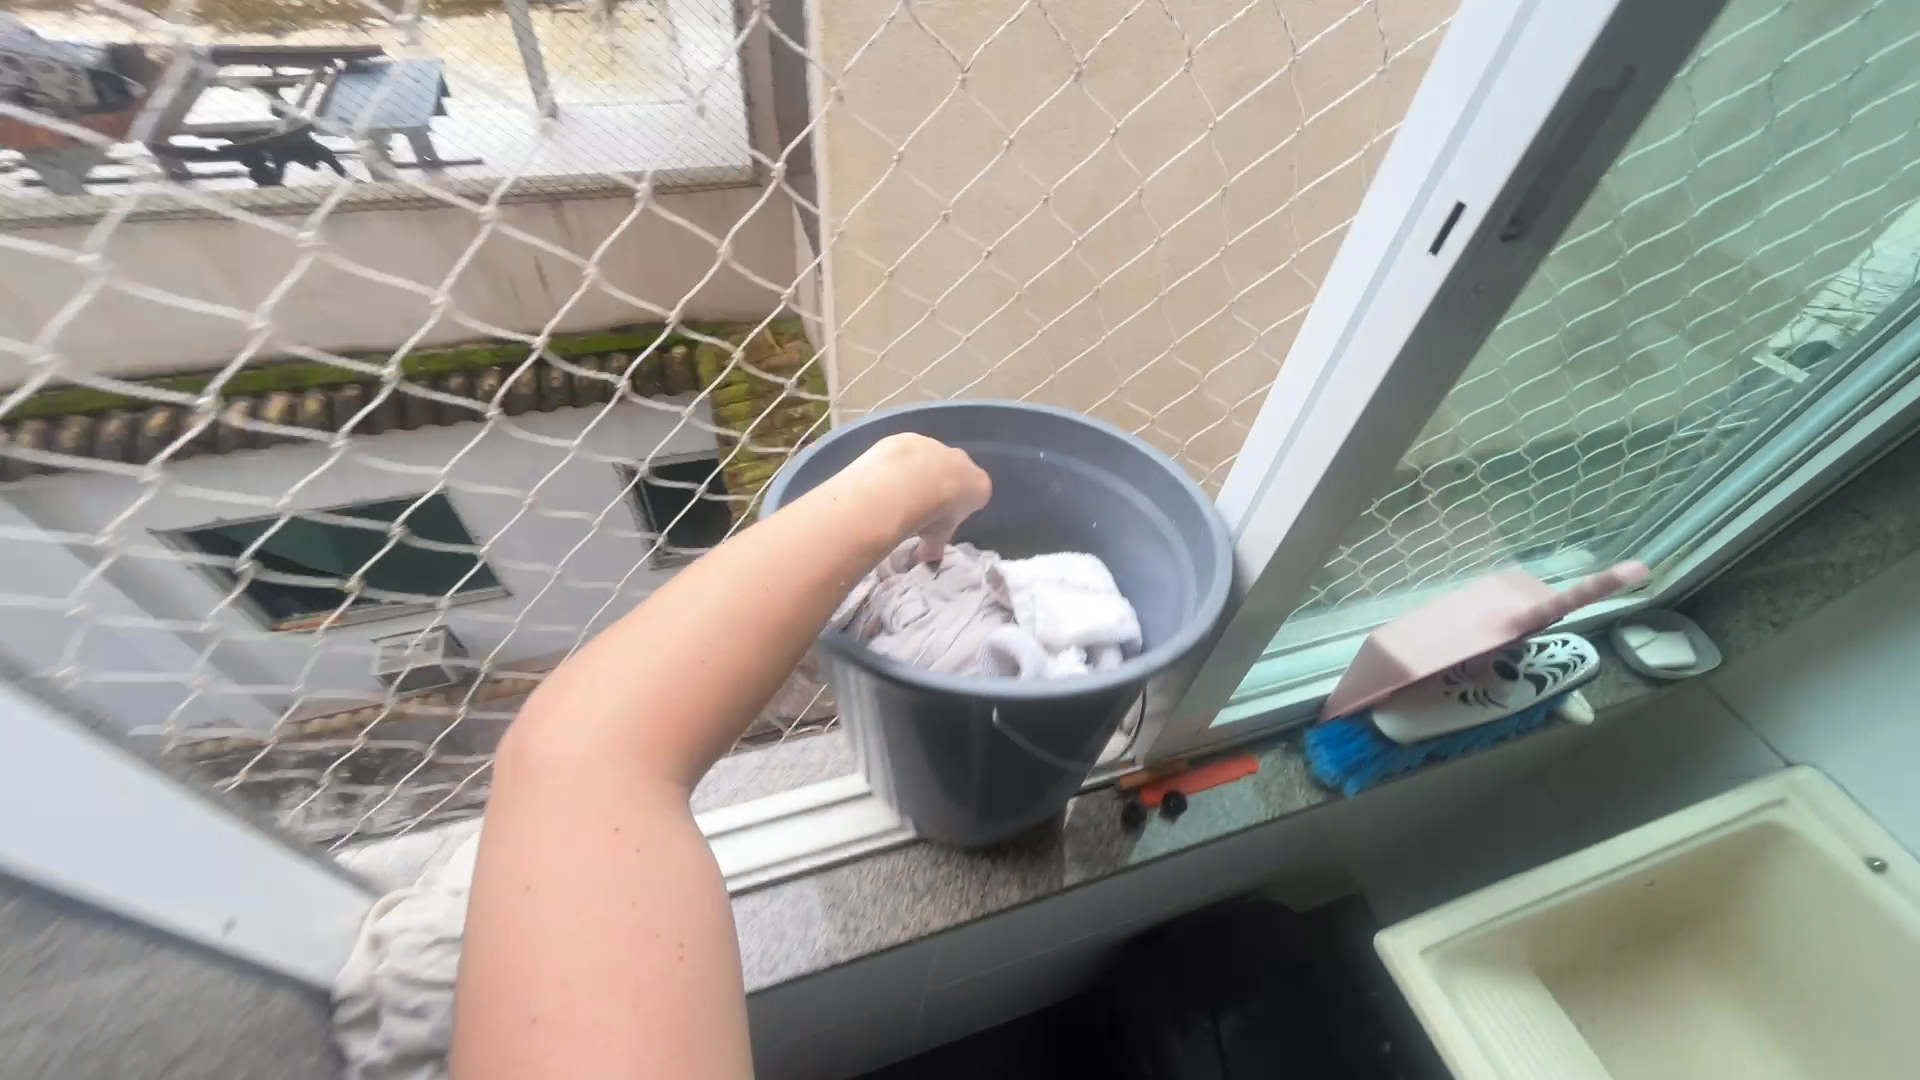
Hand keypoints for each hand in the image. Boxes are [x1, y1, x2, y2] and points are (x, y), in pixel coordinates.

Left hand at [849, 433, 990, 560]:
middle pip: (955, 474)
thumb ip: (934, 547)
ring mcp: (936, 446)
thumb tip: (925, 558)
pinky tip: (885, 478)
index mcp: (979, 486)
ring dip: (918, 474)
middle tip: (921, 507)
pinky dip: (898, 464)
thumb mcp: (936, 538)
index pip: (975, 496)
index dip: (958, 508)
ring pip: (929, 460)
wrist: (905, 482)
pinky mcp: (911, 438)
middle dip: (941, 487)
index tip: (942, 519)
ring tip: (899, 493)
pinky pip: (906, 452)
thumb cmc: (932, 515)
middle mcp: (963, 461)